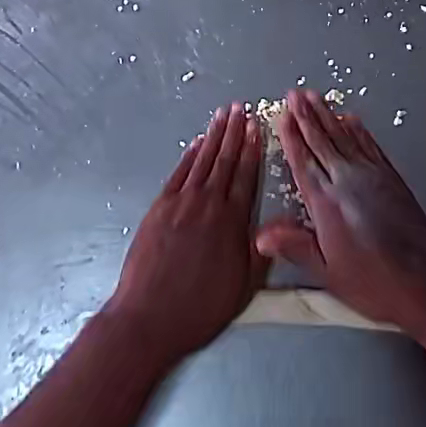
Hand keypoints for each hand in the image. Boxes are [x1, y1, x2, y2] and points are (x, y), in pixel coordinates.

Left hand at [103, 103, 269, 360]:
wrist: (148, 318)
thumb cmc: (200, 307)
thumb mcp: (244, 286)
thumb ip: (262, 250)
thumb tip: (277, 224)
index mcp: (232, 220)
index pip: (246, 174)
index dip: (253, 148)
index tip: (257, 126)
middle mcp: (208, 203)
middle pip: (225, 159)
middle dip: (234, 131)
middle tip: (240, 108)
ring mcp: (181, 202)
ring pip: (203, 159)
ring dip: (214, 135)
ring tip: (222, 114)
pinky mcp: (159, 207)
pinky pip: (179, 173)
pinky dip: (189, 154)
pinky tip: (197, 142)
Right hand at [255, 89, 425, 333]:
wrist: (421, 282)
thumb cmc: (373, 281)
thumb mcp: (326, 271)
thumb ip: (294, 246)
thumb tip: (262, 235)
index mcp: (326, 202)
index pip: (303, 160)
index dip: (291, 135)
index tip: (283, 115)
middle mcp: (348, 181)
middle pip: (322, 140)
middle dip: (306, 115)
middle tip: (296, 94)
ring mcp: (372, 176)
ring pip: (344, 137)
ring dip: (328, 115)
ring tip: (316, 97)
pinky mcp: (391, 178)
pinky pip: (370, 146)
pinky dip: (358, 130)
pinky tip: (351, 119)